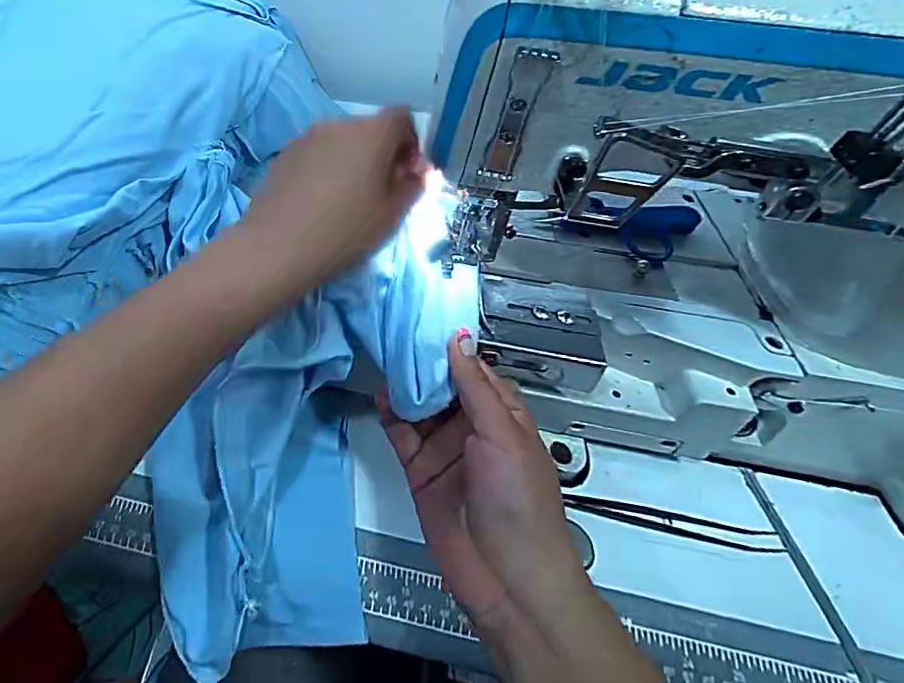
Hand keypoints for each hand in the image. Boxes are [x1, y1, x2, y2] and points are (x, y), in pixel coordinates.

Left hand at [235, 107, 426, 293]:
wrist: (276, 247)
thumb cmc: (344, 230)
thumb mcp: (391, 214)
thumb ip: (414, 185)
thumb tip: (419, 171)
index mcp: (372, 132)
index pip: (402, 116)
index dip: (411, 141)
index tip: (406, 174)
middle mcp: (340, 124)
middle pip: (371, 128)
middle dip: (381, 153)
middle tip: (379, 191)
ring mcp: (308, 136)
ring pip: (343, 140)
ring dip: (353, 160)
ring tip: (345, 198)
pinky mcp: (285, 152)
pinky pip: (318, 151)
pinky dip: (327, 166)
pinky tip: (318, 200)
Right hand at [382, 335, 656, 682]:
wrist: (507, 580)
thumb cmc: (521, 503)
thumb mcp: (502, 434)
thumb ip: (476, 387)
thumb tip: (459, 340)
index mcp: (502, 414)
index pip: (473, 369)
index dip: (451, 348)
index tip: (427, 322)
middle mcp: (473, 427)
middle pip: (443, 386)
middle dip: (423, 364)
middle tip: (397, 334)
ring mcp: (446, 450)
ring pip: (421, 407)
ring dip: (405, 386)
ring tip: (385, 359)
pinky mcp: (422, 472)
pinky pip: (403, 435)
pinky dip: (392, 415)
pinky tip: (382, 396)